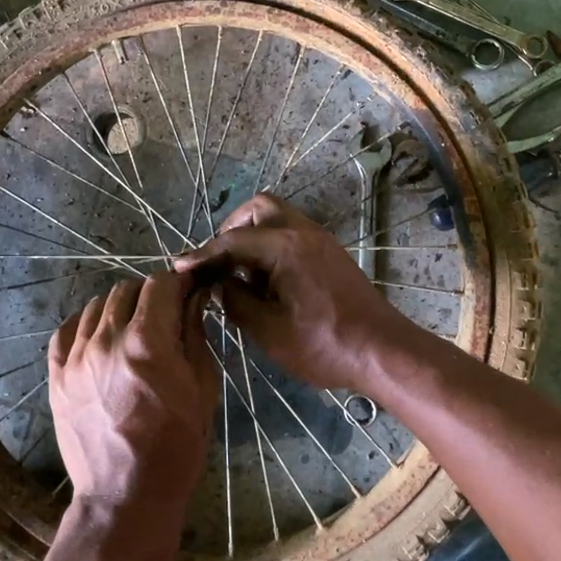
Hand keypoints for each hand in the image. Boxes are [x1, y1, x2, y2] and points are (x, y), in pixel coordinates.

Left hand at [47, 271, 218, 527]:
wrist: (125, 497)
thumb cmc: (177, 446)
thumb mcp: (202, 388)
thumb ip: (196, 334)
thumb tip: (194, 296)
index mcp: (148, 342)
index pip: (160, 284)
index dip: (177, 284)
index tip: (187, 293)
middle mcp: (107, 340)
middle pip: (126, 289)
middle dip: (149, 295)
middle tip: (162, 316)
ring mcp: (76, 358)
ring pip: (96, 305)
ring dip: (118, 309)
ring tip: (131, 331)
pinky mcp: (56, 377)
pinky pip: (65, 331)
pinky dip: (84, 325)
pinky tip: (98, 338)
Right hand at [175, 193, 422, 390]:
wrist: (381, 351)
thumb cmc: (324, 345)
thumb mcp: (268, 331)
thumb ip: (236, 301)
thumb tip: (218, 283)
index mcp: (286, 246)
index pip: (233, 240)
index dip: (202, 254)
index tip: (178, 266)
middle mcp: (303, 232)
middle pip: (259, 208)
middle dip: (232, 230)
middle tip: (217, 263)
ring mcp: (320, 240)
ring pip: (277, 219)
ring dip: (252, 238)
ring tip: (239, 277)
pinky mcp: (328, 254)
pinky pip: (291, 235)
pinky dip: (270, 247)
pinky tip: (264, 283)